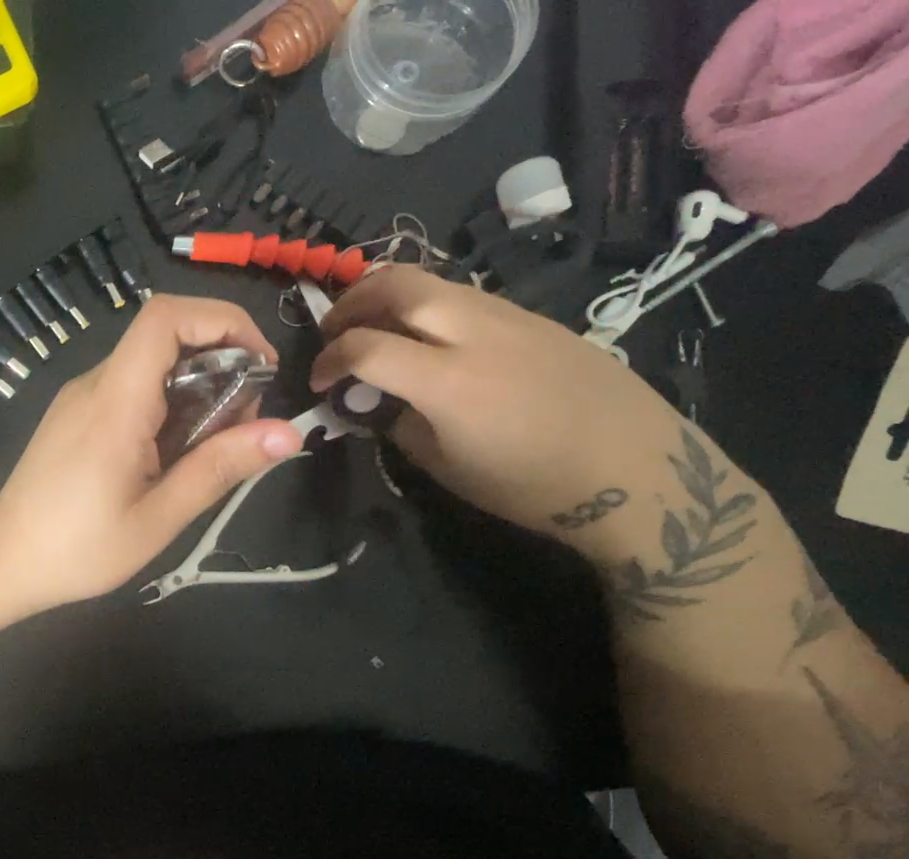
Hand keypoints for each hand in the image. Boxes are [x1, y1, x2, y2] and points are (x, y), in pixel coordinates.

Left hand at [0, 295, 303, 616]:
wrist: (1, 563)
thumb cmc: (76, 550)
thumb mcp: (158, 518)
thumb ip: (219, 468)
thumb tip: (289, 434)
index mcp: (113, 403)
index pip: (164, 317)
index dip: (222, 321)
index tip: (259, 366)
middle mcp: (92, 387)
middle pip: (164, 340)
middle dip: (220, 367)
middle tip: (241, 429)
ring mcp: (78, 400)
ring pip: (149, 367)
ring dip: (195, 392)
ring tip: (211, 450)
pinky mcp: (73, 417)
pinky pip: (129, 391)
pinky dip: (165, 407)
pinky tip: (172, 458)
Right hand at [310, 267, 686, 550]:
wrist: (633, 469)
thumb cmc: (529, 483)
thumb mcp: (443, 466)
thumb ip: (399, 423)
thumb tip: (377, 402)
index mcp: (446, 379)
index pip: (362, 346)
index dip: (327, 361)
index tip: (318, 382)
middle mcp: (473, 332)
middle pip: (394, 284)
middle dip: (350, 303)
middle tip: (334, 333)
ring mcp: (507, 316)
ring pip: (430, 281)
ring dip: (388, 298)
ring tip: (374, 330)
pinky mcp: (532, 317)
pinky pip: (464, 297)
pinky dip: (427, 308)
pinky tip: (427, 341)